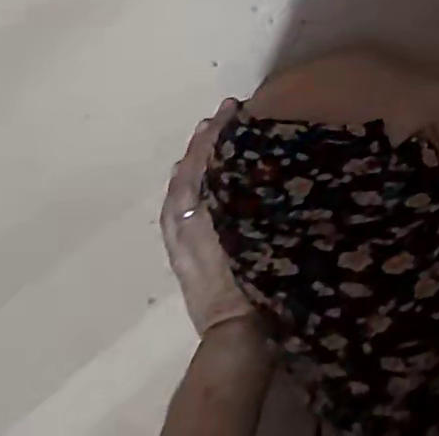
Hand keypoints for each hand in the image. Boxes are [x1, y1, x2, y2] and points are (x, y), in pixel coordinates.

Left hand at [161, 99, 260, 336]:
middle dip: (208, 139)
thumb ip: (247, 197)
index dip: (219, 132)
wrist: (238, 331)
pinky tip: (196, 171)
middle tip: (228, 111)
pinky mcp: (186, 249)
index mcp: (202, 211)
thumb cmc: (254, 279)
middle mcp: (186, 220)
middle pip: (192, 168)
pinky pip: (182, 203)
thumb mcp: (256, 232)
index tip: (236, 106)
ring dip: (198, 155)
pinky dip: (189, 179)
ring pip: (184, 183)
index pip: (205, 160)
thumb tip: (249, 155)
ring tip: (212, 130)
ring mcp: (183, 236)